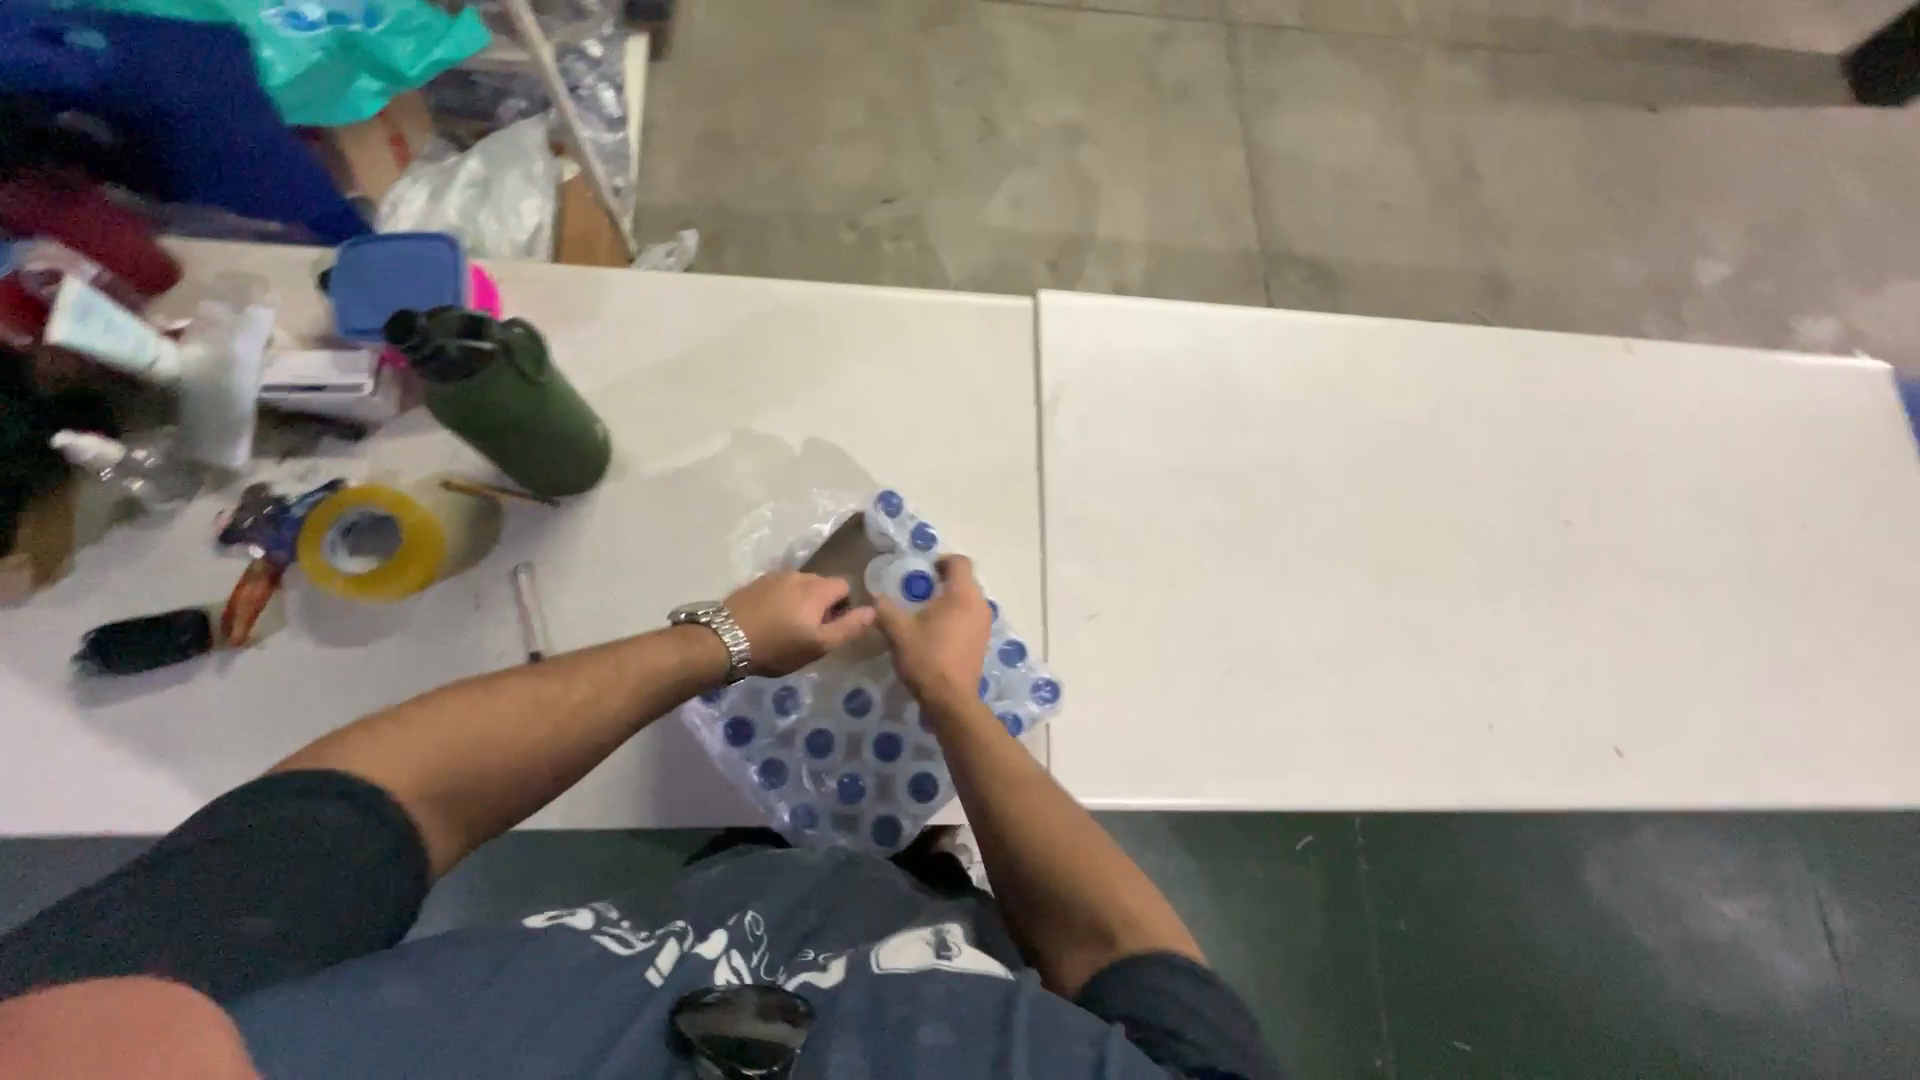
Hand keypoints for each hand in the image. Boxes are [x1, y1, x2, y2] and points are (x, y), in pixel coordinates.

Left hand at [724, 572, 875, 676]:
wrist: (723, 640)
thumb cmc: (777, 646)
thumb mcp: (818, 645)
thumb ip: (848, 627)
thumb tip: (874, 610)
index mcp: (817, 588)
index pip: (845, 586)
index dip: (843, 607)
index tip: (831, 628)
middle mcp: (798, 575)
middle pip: (821, 585)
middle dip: (822, 603)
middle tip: (810, 632)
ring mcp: (773, 577)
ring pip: (798, 587)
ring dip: (800, 602)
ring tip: (787, 627)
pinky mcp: (754, 584)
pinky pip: (778, 589)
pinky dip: (781, 601)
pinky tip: (769, 621)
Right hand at [873, 555, 991, 707]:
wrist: (950, 700)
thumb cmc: (926, 659)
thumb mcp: (898, 631)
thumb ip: (885, 609)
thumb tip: (876, 597)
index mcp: (963, 595)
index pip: (960, 562)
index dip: (941, 560)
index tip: (923, 571)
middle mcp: (980, 605)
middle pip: (965, 580)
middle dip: (943, 581)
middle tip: (918, 591)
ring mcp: (985, 624)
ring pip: (968, 600)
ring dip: (949, 600)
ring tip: (925, 612)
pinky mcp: (983, 641)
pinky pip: (970, 617)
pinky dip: (956, 616)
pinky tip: (936, 632)